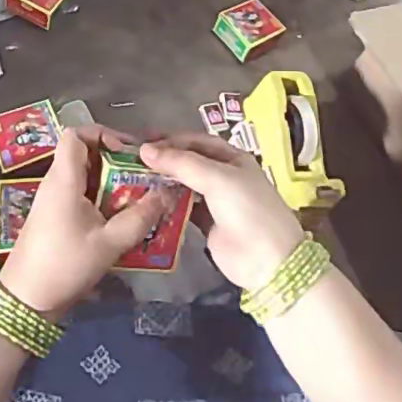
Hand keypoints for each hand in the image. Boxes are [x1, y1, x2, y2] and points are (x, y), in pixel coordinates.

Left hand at [0, 125, 171, 313]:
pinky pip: (81, 193)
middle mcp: (56, 182)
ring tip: (139, 196)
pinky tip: (121, 217)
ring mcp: (54, 200)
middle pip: (84, 152)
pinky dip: (102, 197)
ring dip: (112, 181)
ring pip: (85, 175)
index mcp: (64, 179)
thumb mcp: (110, 243)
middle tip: (143, 175)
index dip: (102, 133)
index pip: (75, 133)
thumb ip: (141, 217)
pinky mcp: (55, 216)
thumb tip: (167, 193)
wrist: (26, 300)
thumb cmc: (65, 265)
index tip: (126, 152)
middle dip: (115, 159)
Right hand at [141, 133, 304, 290]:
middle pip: (188, 161)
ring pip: (184, 184)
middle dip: (164, 160)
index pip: (196, 141)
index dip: (170, 140)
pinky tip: (148, 202)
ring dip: (163, 181)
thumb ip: (180, 163)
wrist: (268, 261)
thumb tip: (144, 149)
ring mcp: (216, 200)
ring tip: (135, 179)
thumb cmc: (247, 210)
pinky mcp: (207, 223)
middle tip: (134, 160)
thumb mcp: (216, 178)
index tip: (142, 143)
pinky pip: (183, 207)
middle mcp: (224, 175)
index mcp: (232, 158)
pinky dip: (167, 203)